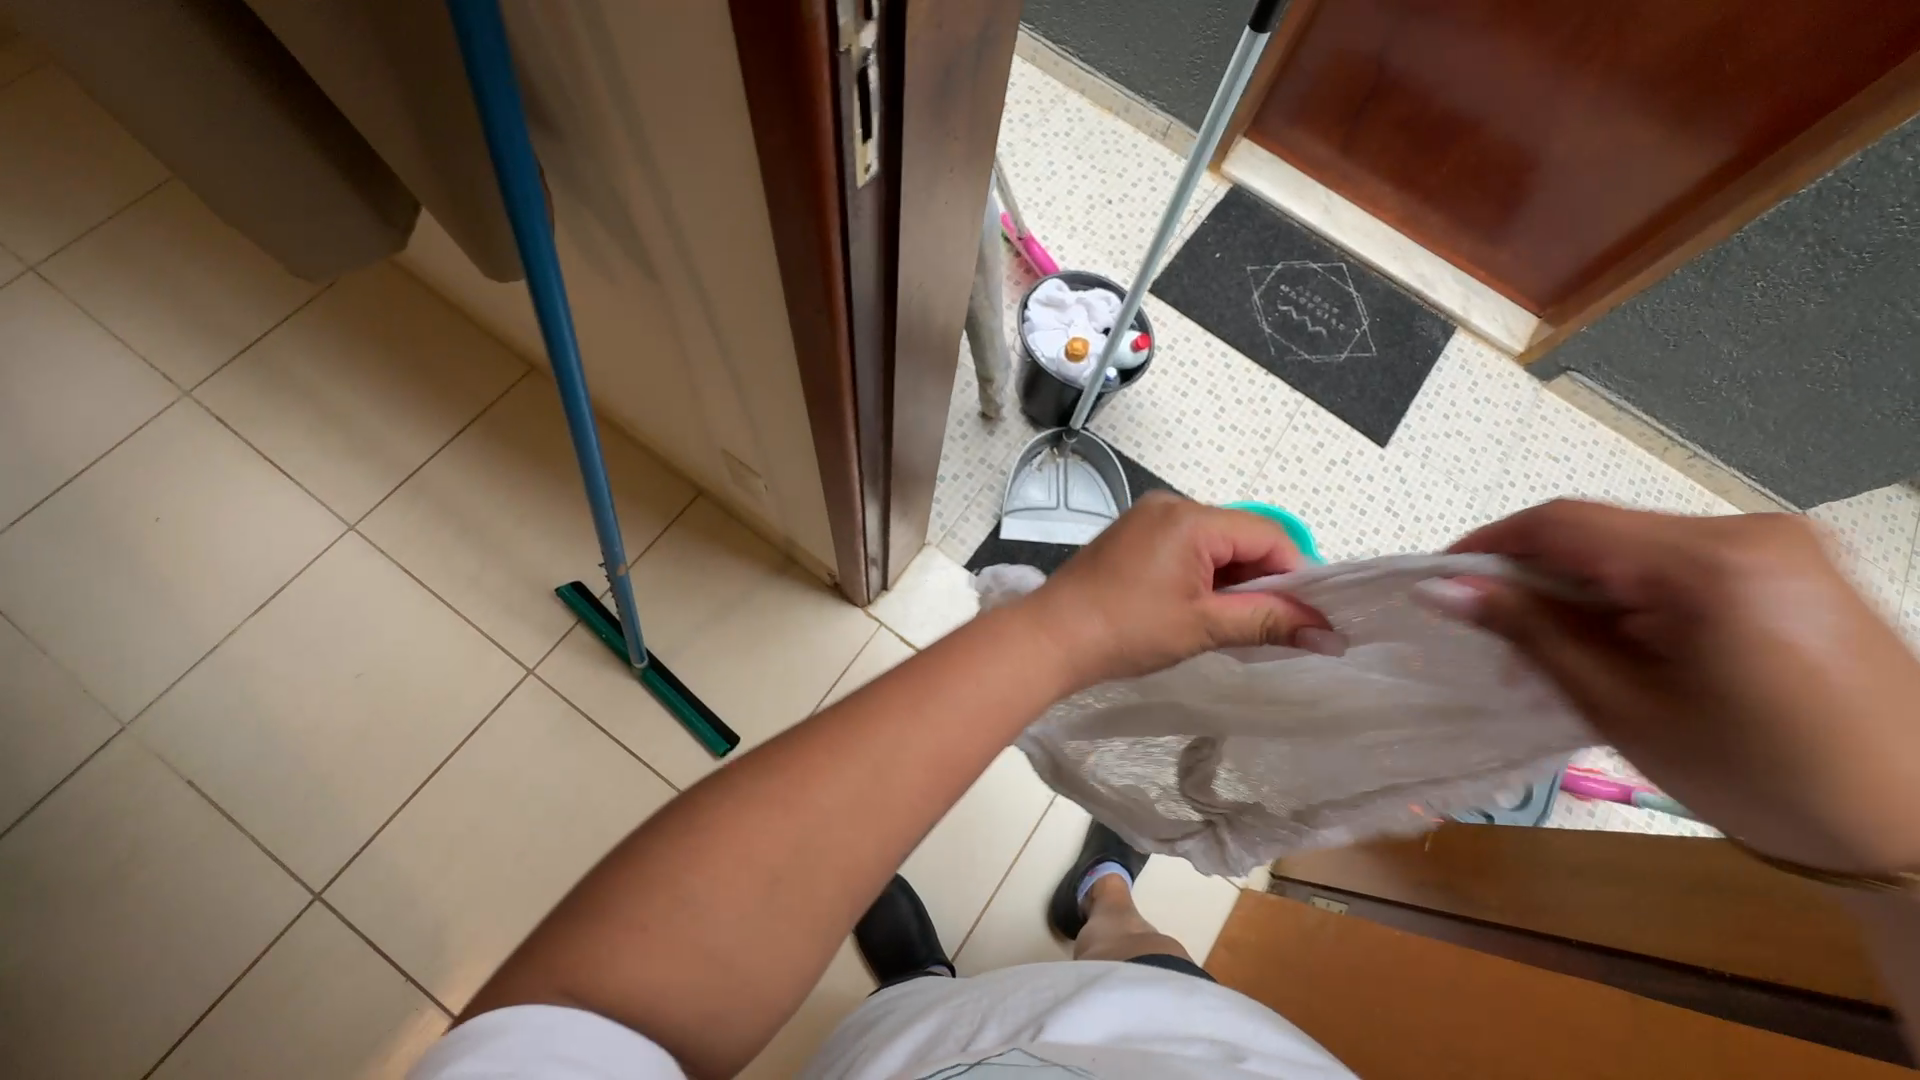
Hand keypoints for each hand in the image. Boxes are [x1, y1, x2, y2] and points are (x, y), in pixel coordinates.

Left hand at [1017, 493, 1327, 687]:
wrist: (1050, 638)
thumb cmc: (1125, 630)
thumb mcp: (1203, 628)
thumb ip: (1269, 622)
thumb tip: (1329, 633)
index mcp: (1190, 518)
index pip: (1268, 535)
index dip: (1294, 576)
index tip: (1306, 617)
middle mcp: (1170, 506)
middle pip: (1242, 537)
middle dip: (1261, 581)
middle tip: (1267, 626)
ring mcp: (1148, 519)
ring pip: (1214, 545)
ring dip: (1231, 582)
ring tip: (1229, 624)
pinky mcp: (1133, 537)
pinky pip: (1186, 549)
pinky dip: (1203, 577)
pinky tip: (1199, 610)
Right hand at [1426, 499, 1919, 872]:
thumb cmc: (1762, 780)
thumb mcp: (1623, 707)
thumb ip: (1531, 632)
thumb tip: (1444, 589)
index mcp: (1712, 564)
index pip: (1563, 523)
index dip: (1487, 546)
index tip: (1438, 586)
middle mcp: (1750, 531)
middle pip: (1599, 531)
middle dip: (1534, 576)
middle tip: (1495, 635)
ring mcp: (1779, 545)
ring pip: (1632, 545)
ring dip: (1578, 587)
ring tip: (1556, 650)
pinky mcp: (1792, 566)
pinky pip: (1675, 561)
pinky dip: (1627, 593)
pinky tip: (1619, 643)